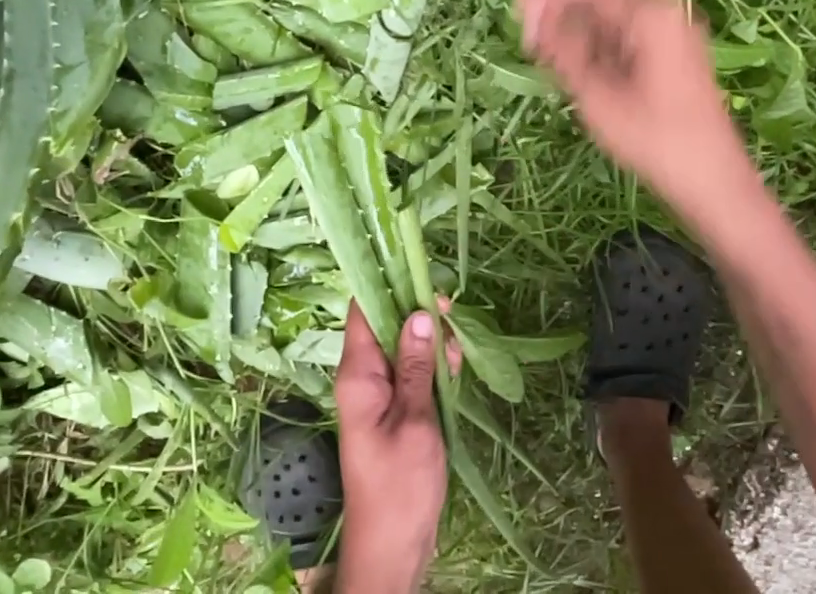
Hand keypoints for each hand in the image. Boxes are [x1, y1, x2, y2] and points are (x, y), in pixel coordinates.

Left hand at [331, 300, 460, 593]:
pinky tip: (454, 366)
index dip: (386, 286)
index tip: (417, 271)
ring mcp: (378, 395)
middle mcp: (363, 377)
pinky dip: (431, 368)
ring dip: (429, 342)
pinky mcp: (394, 411)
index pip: (362, 311)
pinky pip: (410, 375)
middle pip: (386, 326)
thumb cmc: (400, 485)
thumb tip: (420, 313)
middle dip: (417, 313)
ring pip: (403, 349)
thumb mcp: (414, 421)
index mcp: (358, 374)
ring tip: (457, 343)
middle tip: (451, 310)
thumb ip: (416, 366)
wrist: (392, 544)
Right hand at [516, 0, 743, 203]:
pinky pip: (623, 34)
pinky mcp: (670, 55)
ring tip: (539, 44)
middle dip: (559, 4)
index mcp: (651, 15)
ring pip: (610, 14)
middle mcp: (664, 13)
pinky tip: (569, 58)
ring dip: (574, 23)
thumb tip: (536, 19)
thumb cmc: (656, 141)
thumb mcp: (599, 97)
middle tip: (525, 25)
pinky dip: (594, 41)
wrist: (714, 181)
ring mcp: (670, 34)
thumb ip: (565, 52)